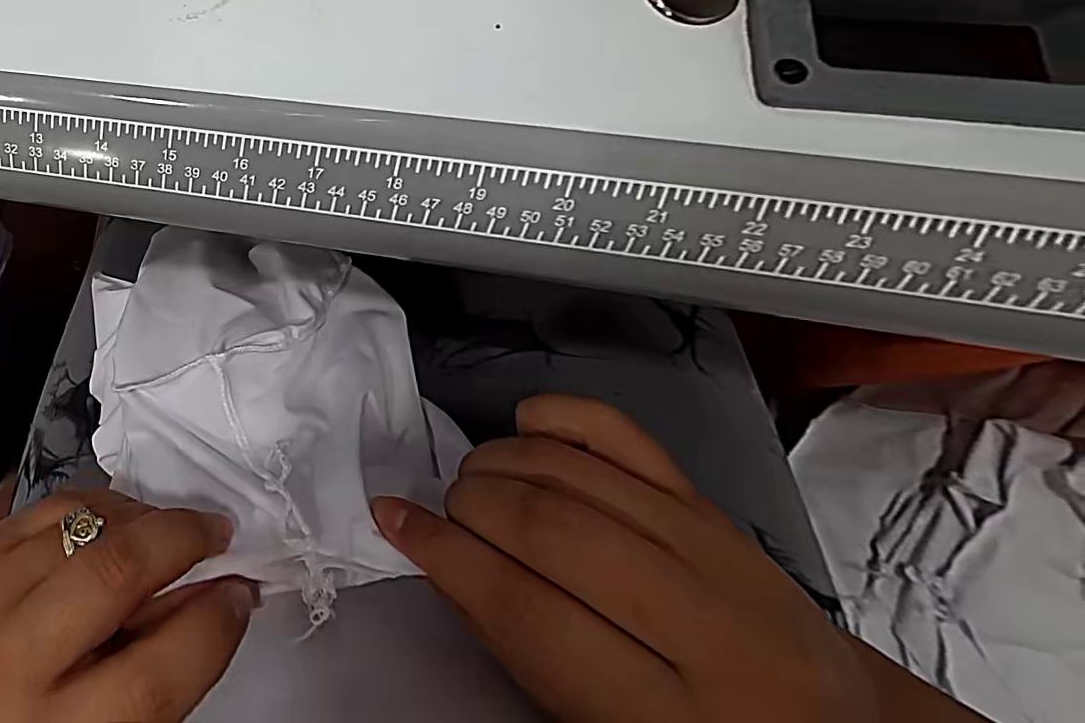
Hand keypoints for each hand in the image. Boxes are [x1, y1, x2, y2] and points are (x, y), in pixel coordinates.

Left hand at [0, 489, 254, 722]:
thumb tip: (212, 598)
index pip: (156, 672)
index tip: (241, 590)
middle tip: (216, 533)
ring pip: (77, 526)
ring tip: (167, 525)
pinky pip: (43, 509)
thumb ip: (159, 675)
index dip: (215, 623)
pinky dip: (90, 505)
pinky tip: (114, 517)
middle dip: (181, 538)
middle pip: (114, 573)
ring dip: (138, 514)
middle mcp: (8, 669)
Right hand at [372, 395, 982, 722]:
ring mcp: (714, 546)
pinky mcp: (710, 499)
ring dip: (496, 461)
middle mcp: (706, 625)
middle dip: (468, 504)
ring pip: (572, 471)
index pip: (523, 607)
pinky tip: (525, 429)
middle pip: (546, 525)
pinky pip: (620, 431)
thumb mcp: (588, 718)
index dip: (441, 552)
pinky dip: (557, 414)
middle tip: (448, 511)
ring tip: (477, 481)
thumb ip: (504, 633)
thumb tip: (427, 546)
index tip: (392, 519)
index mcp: (670, 710)